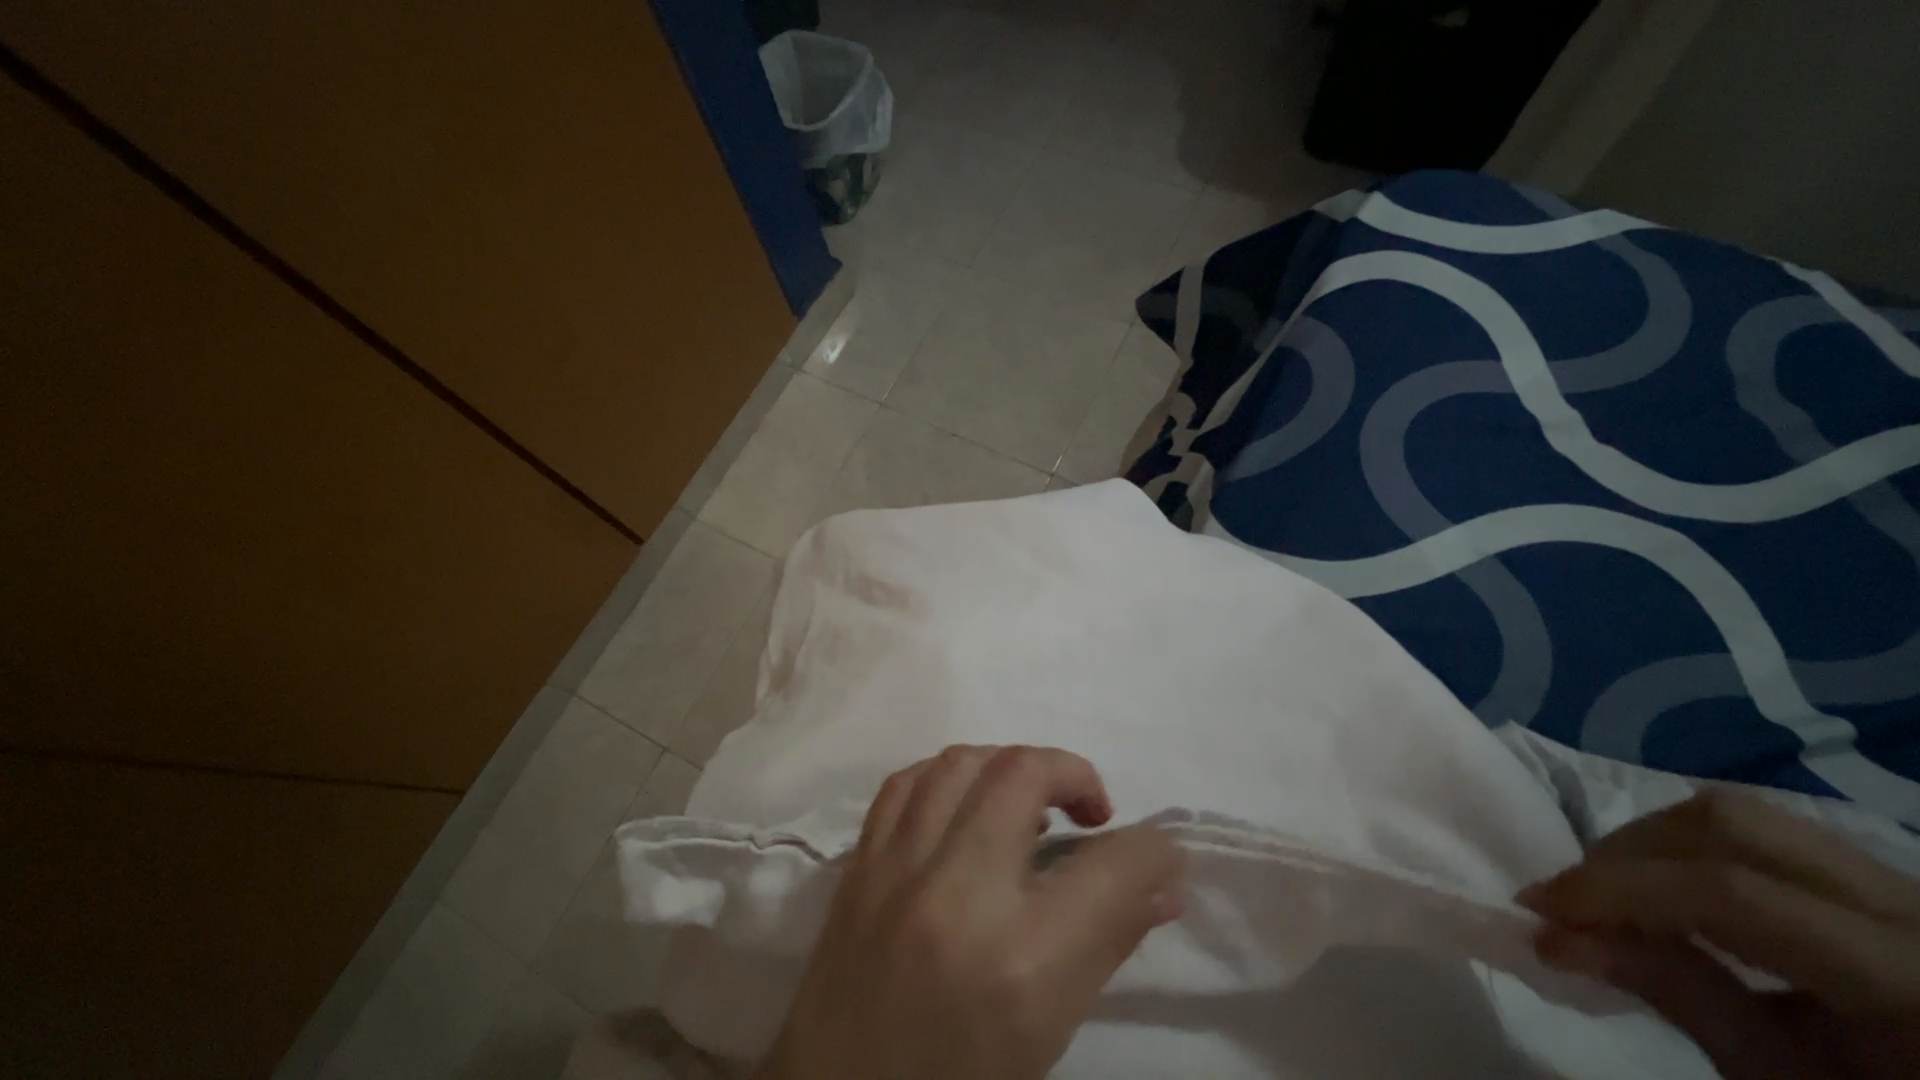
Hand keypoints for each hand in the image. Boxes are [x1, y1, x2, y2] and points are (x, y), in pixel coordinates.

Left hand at [756, 745, 1185, 1079]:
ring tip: (1030, 802)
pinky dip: (948, 777)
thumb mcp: (1049, 1029)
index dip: (1152, 849)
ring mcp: (895, 873)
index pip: (1111, 870)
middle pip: (1023, 776)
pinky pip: (905, 783)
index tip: (1160, 849)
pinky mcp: (856, 867)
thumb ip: (1108, 942)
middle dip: (1074, 774)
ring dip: (1009, 766)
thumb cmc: (958, 1077)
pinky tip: (965, 803)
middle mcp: (956, 896)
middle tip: (1091, 812)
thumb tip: (1161, 879)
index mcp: (1020, 961)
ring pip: (960, 763)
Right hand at [1518, 789, 1919, 1078]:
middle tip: (1569, 899)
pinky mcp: (1868, 873)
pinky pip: (1762, 832)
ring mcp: (1892, 877)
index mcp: (1902, 971)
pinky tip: (1661, 892)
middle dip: (1628, 851)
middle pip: (1730, 822)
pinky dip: (1688, 850)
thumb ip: (1681, 999)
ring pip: (1740, 814)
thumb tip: (1558, 938)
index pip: (1730, 892)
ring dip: (1650, 844)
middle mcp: (1906, 901)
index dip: (1619, 890)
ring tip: (1609, 892)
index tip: (1535, 908)